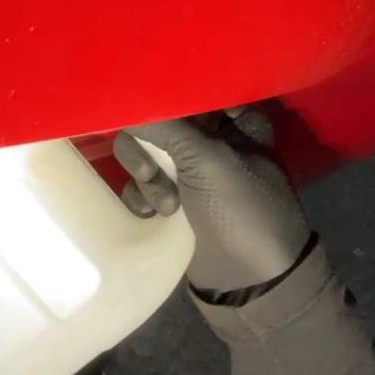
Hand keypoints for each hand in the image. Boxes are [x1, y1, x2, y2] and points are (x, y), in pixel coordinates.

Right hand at [114, 109, 311, 295]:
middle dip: (149, 147)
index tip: (136, 103)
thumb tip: (123, 95)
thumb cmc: (241, 212)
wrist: (251, 286)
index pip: (185, 89)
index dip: (158, 96)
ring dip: (146, 178)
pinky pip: (139, 185)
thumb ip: (164, 125)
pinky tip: (156, 218)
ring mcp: (189, 172)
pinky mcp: (172, 201)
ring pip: (143, 153)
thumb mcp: (207, 161)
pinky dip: (142, 199)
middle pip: (156, 120)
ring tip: (166, 206)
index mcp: (233, 119)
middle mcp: (210, 139)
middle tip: (153, 171)